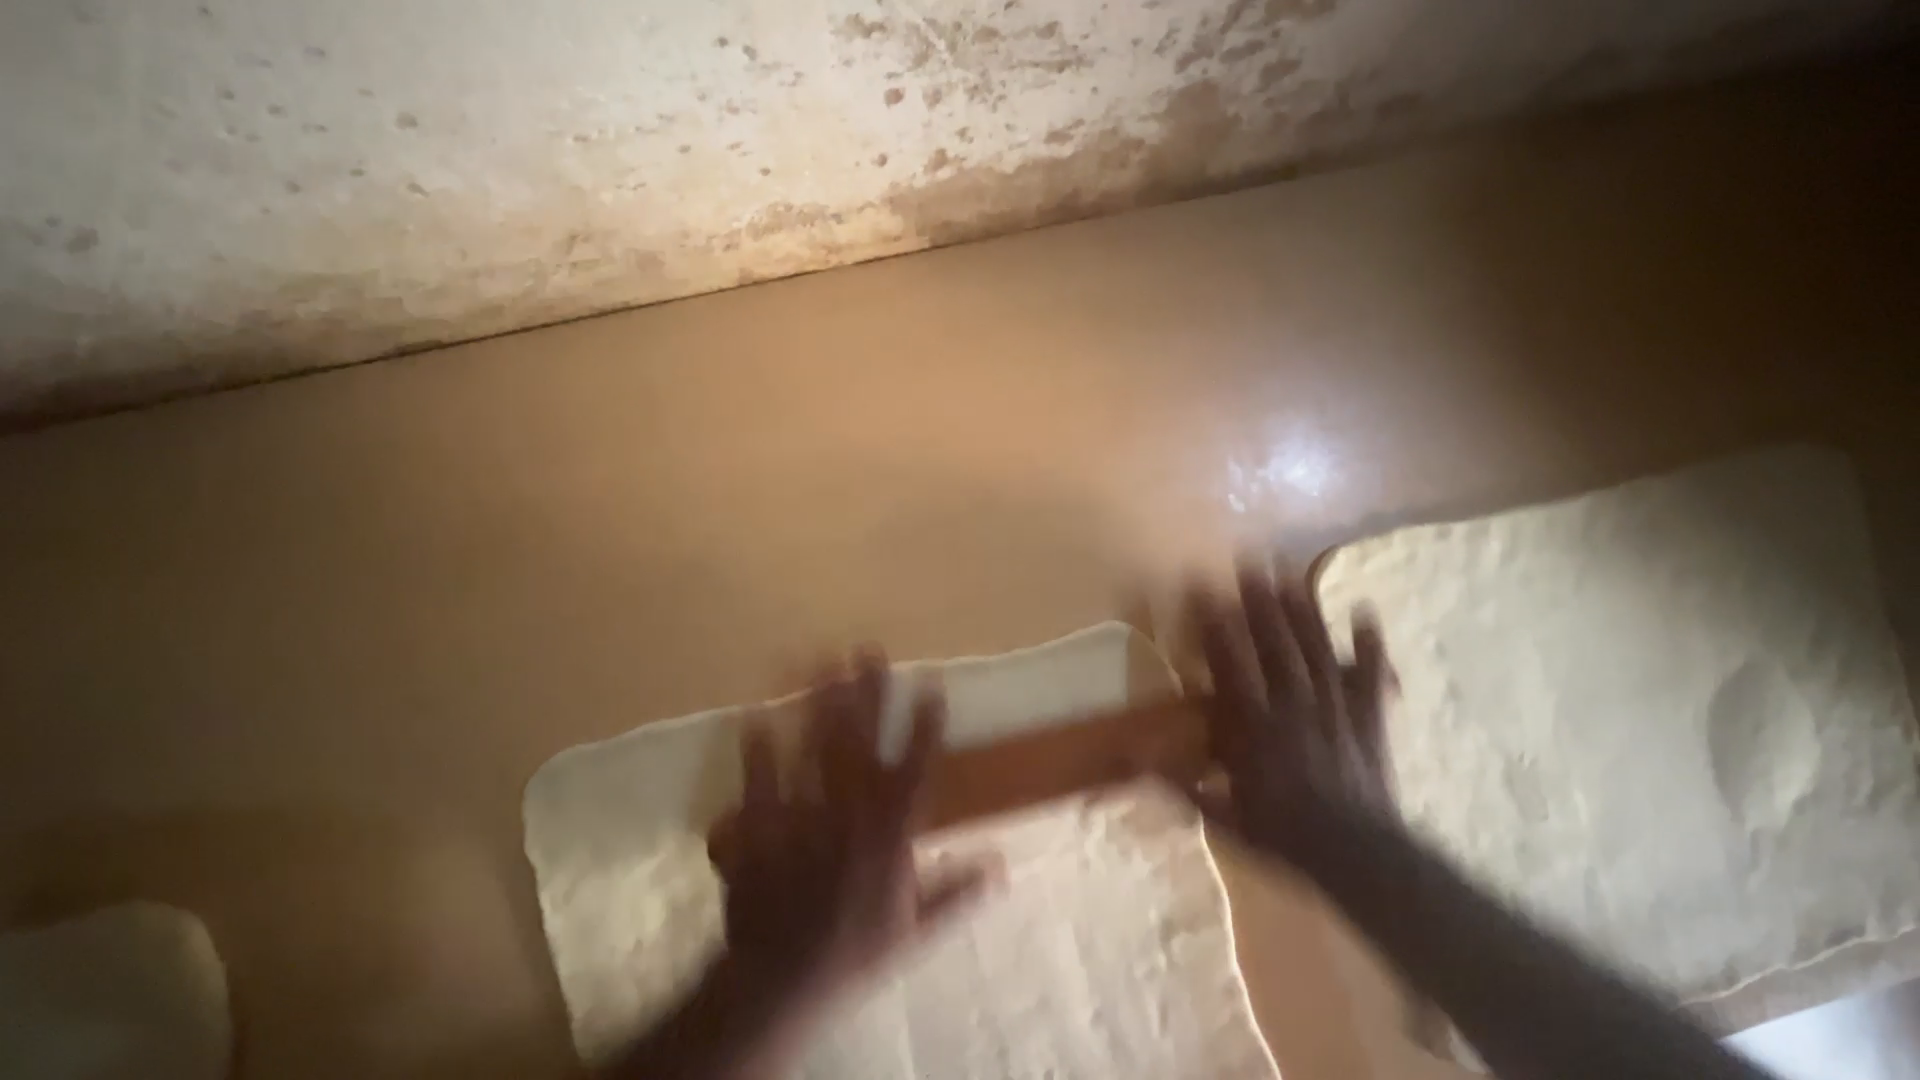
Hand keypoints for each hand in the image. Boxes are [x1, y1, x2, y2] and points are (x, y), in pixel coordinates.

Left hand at [706, 649, 999, 1006]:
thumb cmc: (856, 951)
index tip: (932, 684)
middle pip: (860, 744)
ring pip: (813, 750)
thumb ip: (958, 892)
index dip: (925, 726)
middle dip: (866, 694)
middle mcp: (849, 815)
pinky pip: (759, 781)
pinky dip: (757, 749)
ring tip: (818, 662)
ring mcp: (804, 817)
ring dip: (817, 704)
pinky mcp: (764, 828)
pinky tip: (754, 714)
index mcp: (890, 836)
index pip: (914, 770)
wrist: (784, 981)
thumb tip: (1003, 867)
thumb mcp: (917, 930)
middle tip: (867, 650)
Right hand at [1181, 561, 1398, 865]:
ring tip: (1291, 574)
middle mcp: (1293, 708)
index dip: (1217, 627)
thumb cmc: (1284, 836)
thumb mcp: (1224, 818)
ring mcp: (1335, 709)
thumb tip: (1132, 759)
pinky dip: (1370, 644)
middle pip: (1275, 647)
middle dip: (1260, 603)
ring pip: (1317, 652)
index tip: (1203, 591)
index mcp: (1255, 729)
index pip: (1231, 667)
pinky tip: (1366, 610)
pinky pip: (1370, 677)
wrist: (1358, 856)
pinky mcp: (1369, 719)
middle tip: (1249, 563)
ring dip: (1303, 612)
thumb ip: (1179, 785)